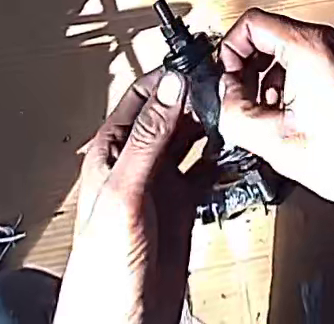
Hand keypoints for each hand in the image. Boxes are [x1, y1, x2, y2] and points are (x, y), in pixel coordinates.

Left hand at [53, 68, 211, 323]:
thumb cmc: (100, 269)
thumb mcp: (125, 191)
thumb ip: (149, 137)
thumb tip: (171, 84)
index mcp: (114, 149)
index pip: (144, 95)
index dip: (170, 76)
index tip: (201, 63)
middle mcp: (138, 161)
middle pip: (170, 113)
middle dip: (196, 97)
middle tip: (226, 85)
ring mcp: (161, 184)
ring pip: (189, 139)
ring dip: (209, 125)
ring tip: (233, 112)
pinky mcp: (180, 209)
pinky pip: (203, 173)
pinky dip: (219, 160)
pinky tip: (232, 152)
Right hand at [216, 8, 333, 216]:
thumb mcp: (276, 142)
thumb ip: (235, 114)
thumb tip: (222, 98)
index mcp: (307, 47)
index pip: (250, 23)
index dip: (230, 52)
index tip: (228, 80)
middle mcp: (323, 39)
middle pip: (264, 33)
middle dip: (246, 67)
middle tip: (240, 98)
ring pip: (281, 46)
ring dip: (263, 76)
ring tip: (263, 111)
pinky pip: (300, 57)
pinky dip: (283, 78)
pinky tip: (285, 112)